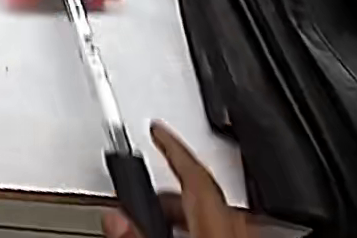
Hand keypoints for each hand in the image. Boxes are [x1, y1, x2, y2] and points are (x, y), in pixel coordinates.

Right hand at [103, 123, 246, 237]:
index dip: (173, 146)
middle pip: (208, 199)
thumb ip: (140, 235)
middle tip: (147, 194)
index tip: (157, 129)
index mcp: (220, 228)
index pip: (196, 174)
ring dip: (189, 218)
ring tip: (162, 223)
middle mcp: (243, 237)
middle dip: (172, 192)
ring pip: (222, 224)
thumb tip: (114, 217)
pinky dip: (207, 234)